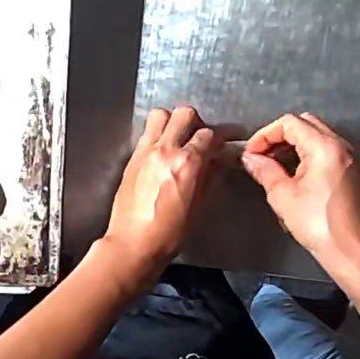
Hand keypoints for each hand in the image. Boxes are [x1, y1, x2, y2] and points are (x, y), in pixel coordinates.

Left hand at [97, 105, 219, 280]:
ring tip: (178, 138)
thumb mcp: (199, 205)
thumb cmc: (168, 233)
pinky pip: (146, 134)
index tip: (227, 139)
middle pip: (185, 114)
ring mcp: (146, 152)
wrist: (134, 243)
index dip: (223, 135)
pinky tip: (162, 152)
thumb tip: (218, 161)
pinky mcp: (132, 159)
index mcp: (188, 162)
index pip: (210, 134)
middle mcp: (166, 150)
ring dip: (173, 122)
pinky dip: (157, 134)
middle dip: (197, 122)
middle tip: (201, 137)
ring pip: (161, 116)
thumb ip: (210, 176)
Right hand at [240, 112, 359, 274]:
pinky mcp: (349, 171)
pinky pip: (324, 150)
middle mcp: (340, 146)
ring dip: (291, 144)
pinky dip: (305, 154)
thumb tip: (250, 159)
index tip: (251, 153)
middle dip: (278, 136)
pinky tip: (291, 174)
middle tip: (260, 156)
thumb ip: (264, 170)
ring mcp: (348, 158)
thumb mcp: (282, 195)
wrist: (349, 249)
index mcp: (324, 147)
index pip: (290, 123)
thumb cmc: (317, 224)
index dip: (265, 134)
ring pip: (315, 135)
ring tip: (272, 166)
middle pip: (304, 123)